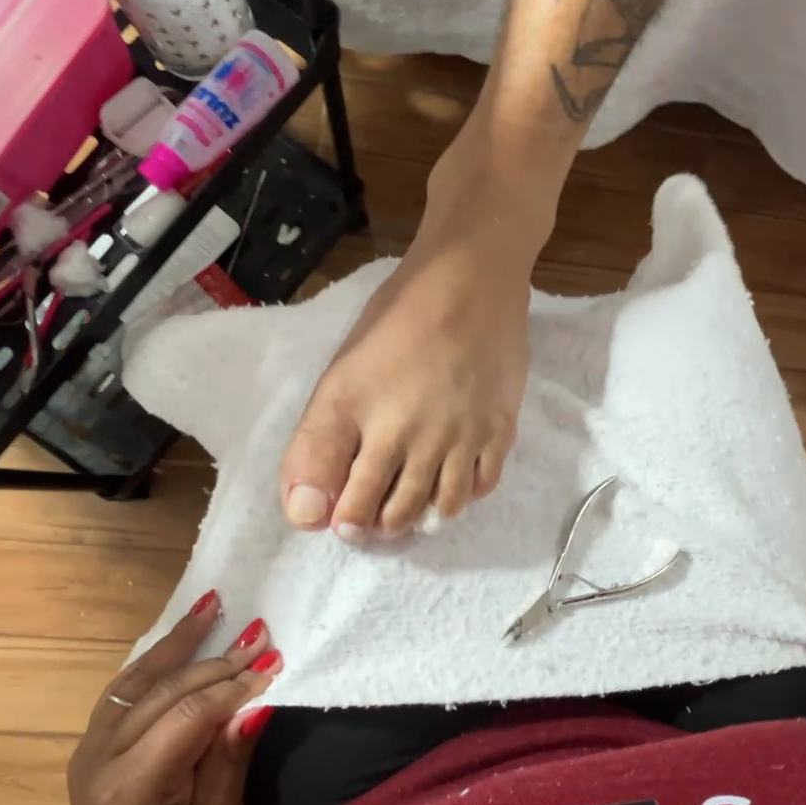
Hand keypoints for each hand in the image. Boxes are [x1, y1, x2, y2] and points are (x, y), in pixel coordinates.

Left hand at [68, 592, 281, 804]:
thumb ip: (229, 762)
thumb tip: (256, 703)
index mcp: (133, 784)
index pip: (189, 716)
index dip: (234, 687)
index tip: (274, 664)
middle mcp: (102, 755)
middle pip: (167, 690)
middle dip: (219, 660)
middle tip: (261, 633)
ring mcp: (91, 742)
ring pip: (140, 677)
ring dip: (181, 640)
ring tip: (213, 604)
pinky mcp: (92, 737)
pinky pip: (125, 685)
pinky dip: (156, 655)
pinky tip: (181, 632)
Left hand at [278, 121, 554, 539]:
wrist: (470, 279)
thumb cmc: (397, 318)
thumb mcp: (339, 378)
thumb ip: (316, 448)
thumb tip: (305, 517)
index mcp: (373, 431)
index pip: (352, 506)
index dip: (342, 521)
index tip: (340, 519)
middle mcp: (421, 445)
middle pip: (399, 511)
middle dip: (380, 525)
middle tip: (373, 523)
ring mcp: (465, 440)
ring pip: (443, 507)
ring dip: (421, 518)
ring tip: (411, 512)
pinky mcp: (500, 430)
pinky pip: (483, 485)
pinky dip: (464, 496)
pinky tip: (452, 486)